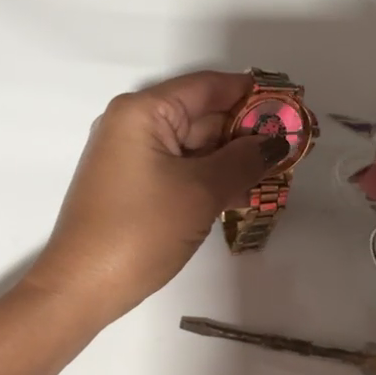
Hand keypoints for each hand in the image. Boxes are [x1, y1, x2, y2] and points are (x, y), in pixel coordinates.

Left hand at [26, 71, 286, 320]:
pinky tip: (245, 194)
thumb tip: (277, 141)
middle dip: (247, 131)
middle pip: (202, 115)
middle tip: (294, 147)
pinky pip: (180, 169)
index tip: (293, 108)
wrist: (81, 288)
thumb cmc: (140, 230)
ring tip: (278, 175)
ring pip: (194, 146)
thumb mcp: (200, 192)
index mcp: (143, 112)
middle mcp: (133, 125)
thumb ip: (244, 160)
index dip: (253, 95)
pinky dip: (210, 178)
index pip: (208, 87)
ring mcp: (130, 156)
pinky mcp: (132, 186)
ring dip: (233, 159)